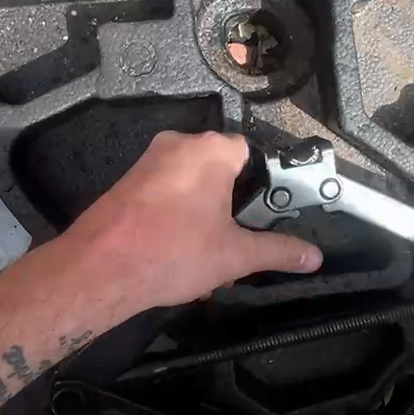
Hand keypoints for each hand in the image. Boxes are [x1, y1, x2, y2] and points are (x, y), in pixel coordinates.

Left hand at [57, 131, 321, 312]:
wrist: (99, 270)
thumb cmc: (173, 252)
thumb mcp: (236, 255)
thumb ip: (279, 251)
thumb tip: (314, 256)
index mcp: (210, 151)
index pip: (251, 152)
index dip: (262, 183)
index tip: (265, 214)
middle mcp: (179, 145)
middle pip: (221, 170)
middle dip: (232, 208)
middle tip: (239, 242)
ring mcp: (149, 161)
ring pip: (193, 186)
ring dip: (206, 217)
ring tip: (211, 257)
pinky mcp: (129, 182)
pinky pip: (167, 194)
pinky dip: (179, 218)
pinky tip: (181, 254)